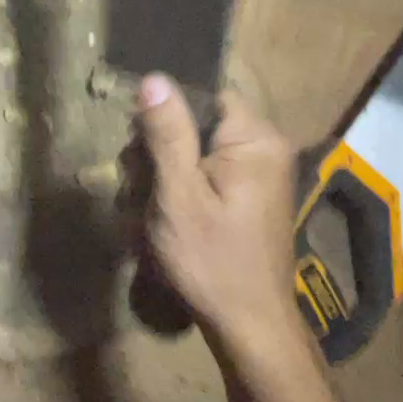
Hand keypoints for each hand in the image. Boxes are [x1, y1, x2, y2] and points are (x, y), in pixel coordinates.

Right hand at [134, 73, 302, 350]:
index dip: (165, 113)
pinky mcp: (246, 196)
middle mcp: (263, 149)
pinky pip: (203, 173)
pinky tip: (162, 217)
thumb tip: (154, 79)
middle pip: (195, 122)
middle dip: (158, 150)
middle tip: (139, 187)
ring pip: (193, 150)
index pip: (204, 95)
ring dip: (161, 173)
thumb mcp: (178, 194)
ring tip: (146, 209)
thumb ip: (167, 135)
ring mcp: (257, 174)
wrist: (247, 322)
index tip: (138, 145)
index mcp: (255, 140)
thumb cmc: (210, 258)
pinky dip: (178, 190)